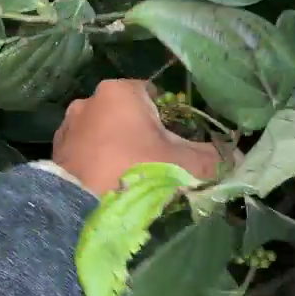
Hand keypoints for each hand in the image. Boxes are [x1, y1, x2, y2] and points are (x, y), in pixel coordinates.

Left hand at [52, 79, 224, 196]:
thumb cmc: (137, 171)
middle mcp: (89, 99)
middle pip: (126, 113)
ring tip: (132, 175)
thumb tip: (237, 157)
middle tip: (158, 161)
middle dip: (142, 132)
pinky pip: (86, 149)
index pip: (152, 94)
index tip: (179, 140)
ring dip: (117, 146)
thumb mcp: (184, 164)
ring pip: (104, 131)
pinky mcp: (57, 148)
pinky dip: (98, 160)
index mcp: (119, 91)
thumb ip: (213, 157)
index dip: (170, 116)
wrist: (82, 204)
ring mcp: (69, 124)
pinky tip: (108, 181)